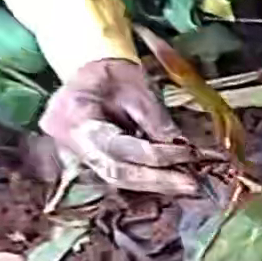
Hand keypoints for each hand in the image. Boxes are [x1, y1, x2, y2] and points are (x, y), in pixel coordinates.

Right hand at [39, 58, 198, 194]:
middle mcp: (67, 142)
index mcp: (74, 117)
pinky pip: (119, 179)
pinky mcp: (88, 163)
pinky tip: (174, 183)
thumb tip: (185, 150)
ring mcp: (74, 155)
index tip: (191, 154)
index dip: (157, 155)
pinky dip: (147, 183)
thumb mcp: (140, 94)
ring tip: (189, 185)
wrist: (93, 75)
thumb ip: (159, 124)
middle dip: (158, 180)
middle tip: (194, 185)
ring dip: (156, 186)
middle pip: (115, 172)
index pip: (118, 147)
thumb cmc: (116, 80)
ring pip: (117, 181)